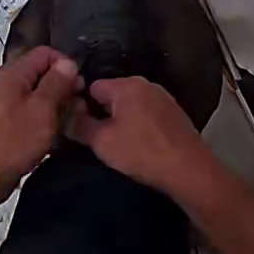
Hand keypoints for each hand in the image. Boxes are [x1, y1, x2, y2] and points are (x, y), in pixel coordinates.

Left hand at [0, 47, 80, 204]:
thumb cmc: (13, 141)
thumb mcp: (43, 108)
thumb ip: (57, 82)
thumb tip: (68, 63)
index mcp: (13, 73)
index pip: (46, 53)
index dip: (66, 65)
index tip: (79, 86)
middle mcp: (7, 83)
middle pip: (42, 72)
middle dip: (63, 85)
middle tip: (78, 105)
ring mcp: (5, 103)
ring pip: (39, 92)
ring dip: (56, 103)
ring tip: (69, 120)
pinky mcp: (7, 122)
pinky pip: (32, 110)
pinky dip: (46, 117)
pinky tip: (55, 132)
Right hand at [70, 77, 218, 196]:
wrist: (187, 168)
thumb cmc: (143, 152)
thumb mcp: (102, 141)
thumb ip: (79, 125)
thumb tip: (66, 115)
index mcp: (127, 85)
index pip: (92, 86)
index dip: (81, 105)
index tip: (77, 125)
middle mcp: (147, 85)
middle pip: (112, 95)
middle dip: (101, 114)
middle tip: (95, 139)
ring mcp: (163, 98)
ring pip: (130, 106)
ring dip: (120, 122)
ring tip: (117, 146)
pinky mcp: (173, 113)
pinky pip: (146, 114)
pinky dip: (139, 127)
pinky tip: (138, 147)